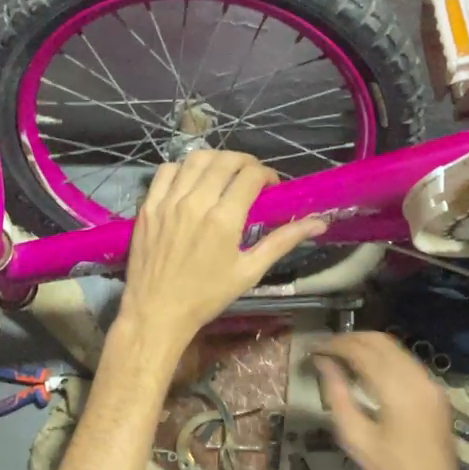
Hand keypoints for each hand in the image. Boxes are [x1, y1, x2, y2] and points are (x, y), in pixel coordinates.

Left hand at [117, 151, 327, 351]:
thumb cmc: (207, 296)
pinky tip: (190, 181)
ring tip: (223, 174)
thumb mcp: (250, 271)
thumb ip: (283, 241)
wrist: (158, 310)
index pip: (251, 175)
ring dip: (215, 160)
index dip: (266, 175)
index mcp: (224, 218)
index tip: (269, 188)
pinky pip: (166, 171)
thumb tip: (319, 223)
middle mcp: (196, 202)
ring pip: (195, 159)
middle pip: (224, 160)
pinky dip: (182, 168)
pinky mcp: (149, 206)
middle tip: (250, 177)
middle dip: (244, 162)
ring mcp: (168, 202)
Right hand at [315, 332, 468, 469]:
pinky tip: (364, 369)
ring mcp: (430, 382)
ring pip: (394, 347)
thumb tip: (323, 364)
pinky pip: (404, 360)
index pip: (361, 351)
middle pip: (379, 341)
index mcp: (397, 390)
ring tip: (339, 355)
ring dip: (365, 346)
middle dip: (349, 340)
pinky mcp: (434, 389)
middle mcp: (417, 377)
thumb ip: (337, 395)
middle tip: (323, 348)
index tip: (313, 349)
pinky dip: (381, 356)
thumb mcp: (356, 437)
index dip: (334, 345)